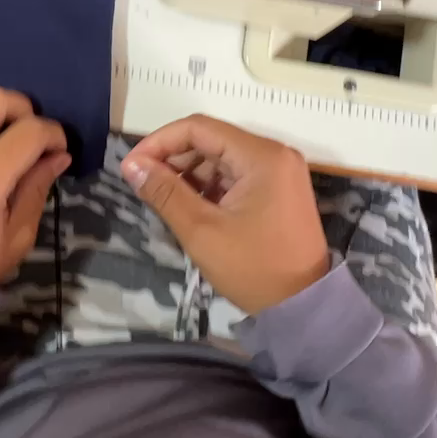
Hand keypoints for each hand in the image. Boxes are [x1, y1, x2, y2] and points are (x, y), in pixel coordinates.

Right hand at [121, 115, 329, 314]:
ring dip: (189, 173)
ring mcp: (278, 171)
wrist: (304, 309)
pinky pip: (235, 175)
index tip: (132, 165)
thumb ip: (165, 192)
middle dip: (173, 158)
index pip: (199, 128)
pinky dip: (208, 185)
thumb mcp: (202, 231)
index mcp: (261, 156)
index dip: (160, 141)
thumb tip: (132, 165)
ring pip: (221, 157)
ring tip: (162, 197)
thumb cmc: (253, 269)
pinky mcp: (278, 189)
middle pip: (211, 139)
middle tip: (143, 183)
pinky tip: (188, 205)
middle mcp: (273, 154)